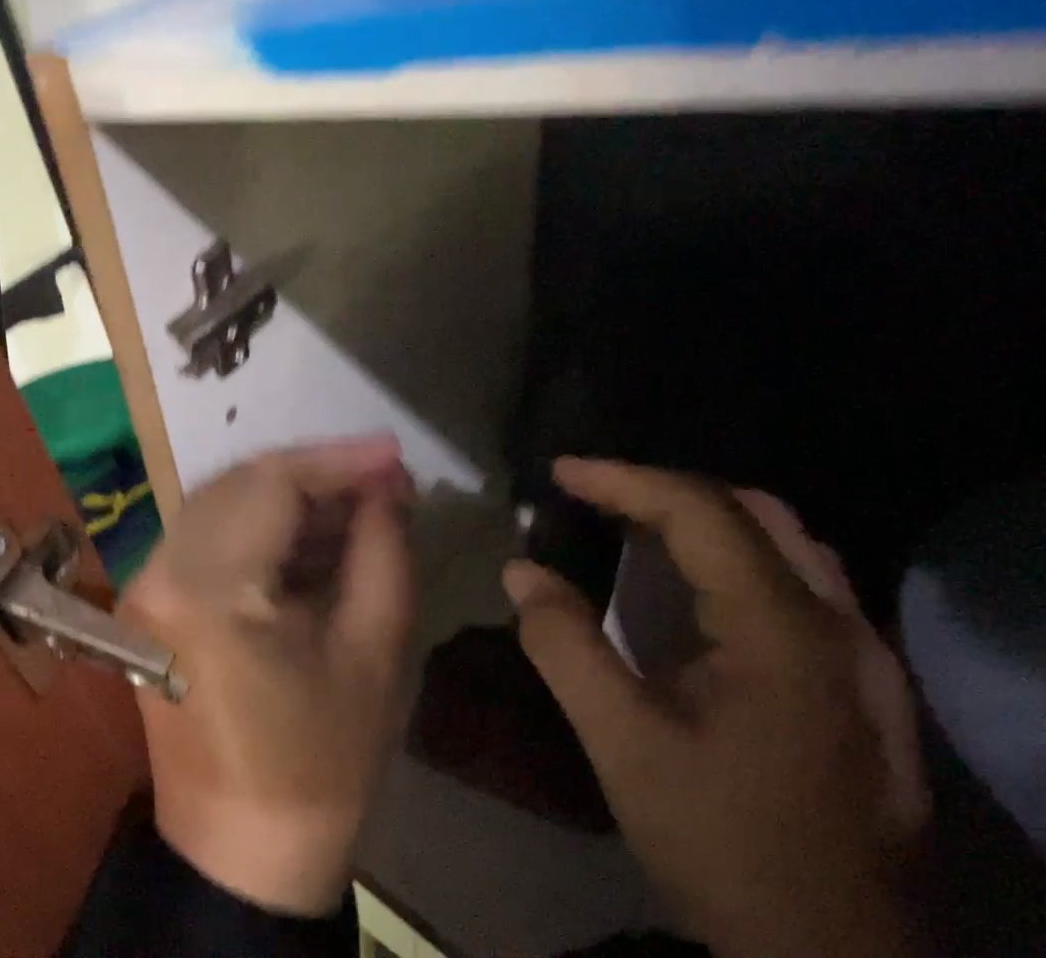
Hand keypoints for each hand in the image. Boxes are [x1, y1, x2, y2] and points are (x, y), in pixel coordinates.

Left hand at [120, 436, 415, 915]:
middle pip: (236, 484)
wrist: (240, 845)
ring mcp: (142, 585)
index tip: (396, 455)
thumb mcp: (373, 653)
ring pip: (217, 504)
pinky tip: (308, 537)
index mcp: (207, 589)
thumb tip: (386, 488)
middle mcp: (157, 572)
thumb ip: (381, 552)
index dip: (337, 460)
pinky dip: (256, 526)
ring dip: (284, 497)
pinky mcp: (146, 602)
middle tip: (382, 482)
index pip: (269, 484)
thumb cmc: (320, 764)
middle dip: (312, 475)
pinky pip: (204, 537)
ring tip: (356, 507)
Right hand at [505, 459, 924, 957]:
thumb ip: (565, 646)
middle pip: (756, 514)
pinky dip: (734, 559)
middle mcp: (837, 626)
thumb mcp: (622, 742)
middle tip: (590, 496)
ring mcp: (861, 658)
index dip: (624, 480)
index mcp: (781, 630)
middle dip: (666, 490)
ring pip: (787, 547)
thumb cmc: (720, 837)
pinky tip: (691, 589)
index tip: (558, 473)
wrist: (830, 947)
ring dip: (705, 521)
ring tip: (630, 526)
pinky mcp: (860, 688)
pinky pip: (798, 586)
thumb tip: (521, 571)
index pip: (702, 513)